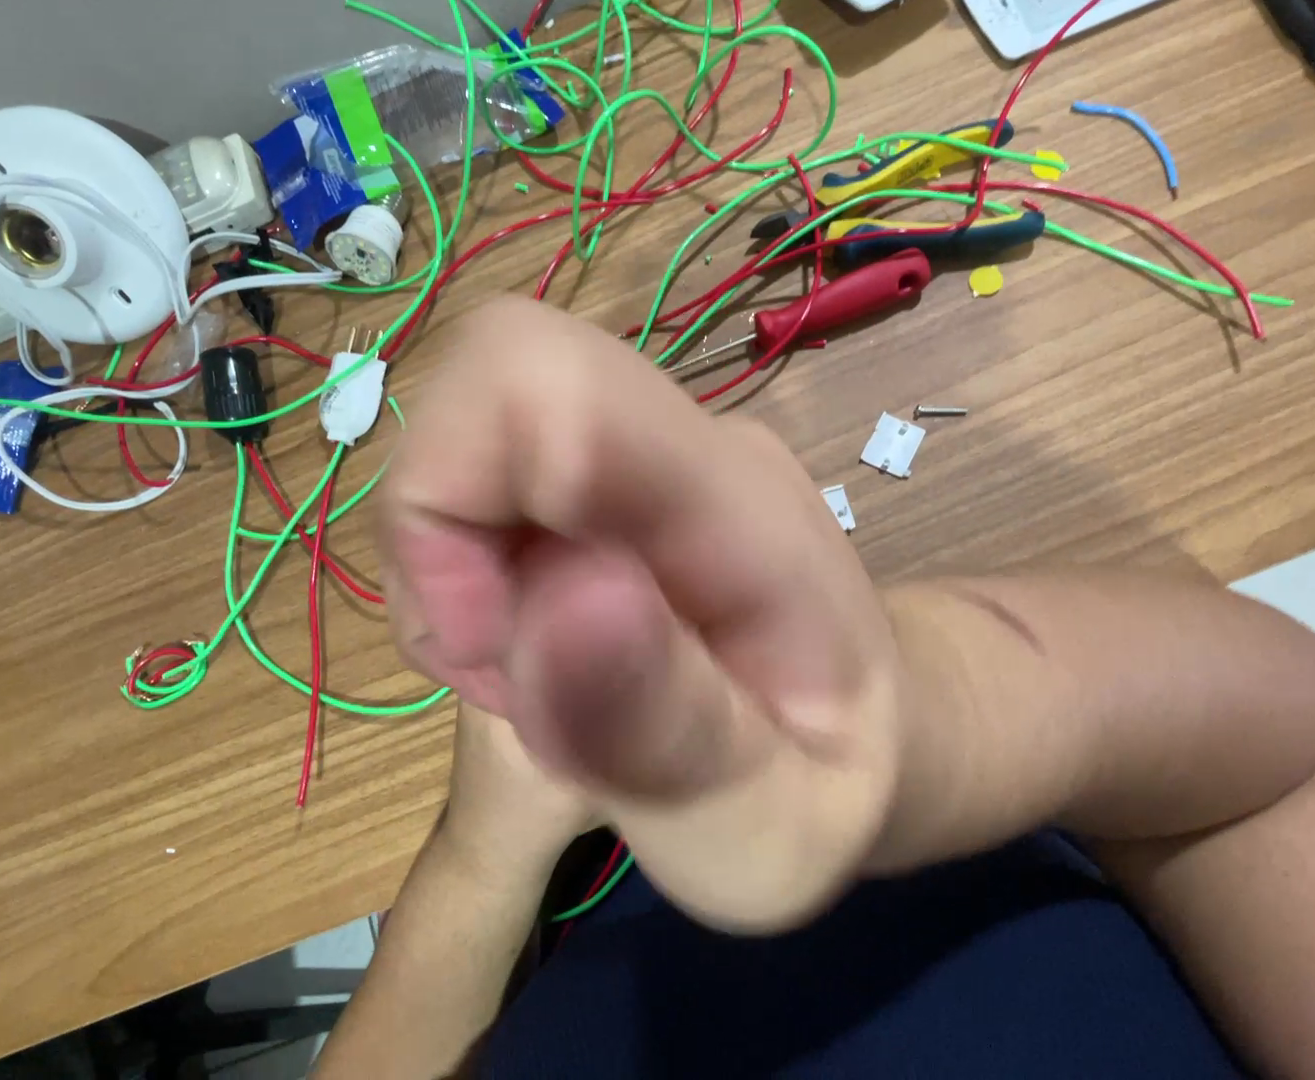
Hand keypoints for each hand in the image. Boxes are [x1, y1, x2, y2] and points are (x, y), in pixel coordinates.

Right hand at [381, 297, 906, 931]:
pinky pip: (492, 493)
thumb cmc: (829, 791)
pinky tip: (547, 657)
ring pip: (475, 451)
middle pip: (481, 399)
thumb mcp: (770, 827)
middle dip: (445, 556)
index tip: (484, 646)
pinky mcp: (612, 480)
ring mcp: (646, 454)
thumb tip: (559, 599)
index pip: (538, 378)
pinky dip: (477, 583)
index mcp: (736, 510)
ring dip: (460, 582)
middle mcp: (684, 449)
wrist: (868, 727)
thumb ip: (671, 734)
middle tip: (519, 682)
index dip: (446, 497)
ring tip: (549, 687)